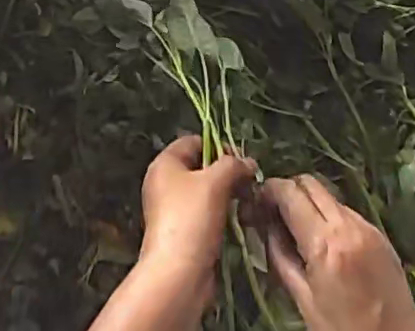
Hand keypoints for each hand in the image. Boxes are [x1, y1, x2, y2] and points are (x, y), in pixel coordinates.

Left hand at [87, 137, 254, 330]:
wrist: (177, 273)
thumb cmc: (191, 219)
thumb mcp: (213, 184)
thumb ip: (231, 166)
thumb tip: (248, 161)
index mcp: (165, 163)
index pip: (193, 141)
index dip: (218, 146)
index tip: (243, 161)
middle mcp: (164, 181)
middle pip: (200, 167)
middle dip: (227, 174)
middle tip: (250, 185)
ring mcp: (172, 207)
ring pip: (204, 192)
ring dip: (228, 196)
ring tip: (249, 204)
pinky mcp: (182, 230)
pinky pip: (204, 213)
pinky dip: (222, 214)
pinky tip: (239, 222)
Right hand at [261, 176, 414, 330]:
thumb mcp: (302, 298)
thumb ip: (279, 254)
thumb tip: (264, 223)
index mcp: (326, 244)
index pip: (288, 192)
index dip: (268, 190)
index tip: (258, 202)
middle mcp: (349, 227)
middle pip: (309, 183)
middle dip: (288, 190)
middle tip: (277, 211)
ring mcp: (370, 230)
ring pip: (328, 195)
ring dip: (310, 202)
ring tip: (302, 228)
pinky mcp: (383, 238)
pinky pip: (347, 212)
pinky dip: (330, 216)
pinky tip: (327, 241)